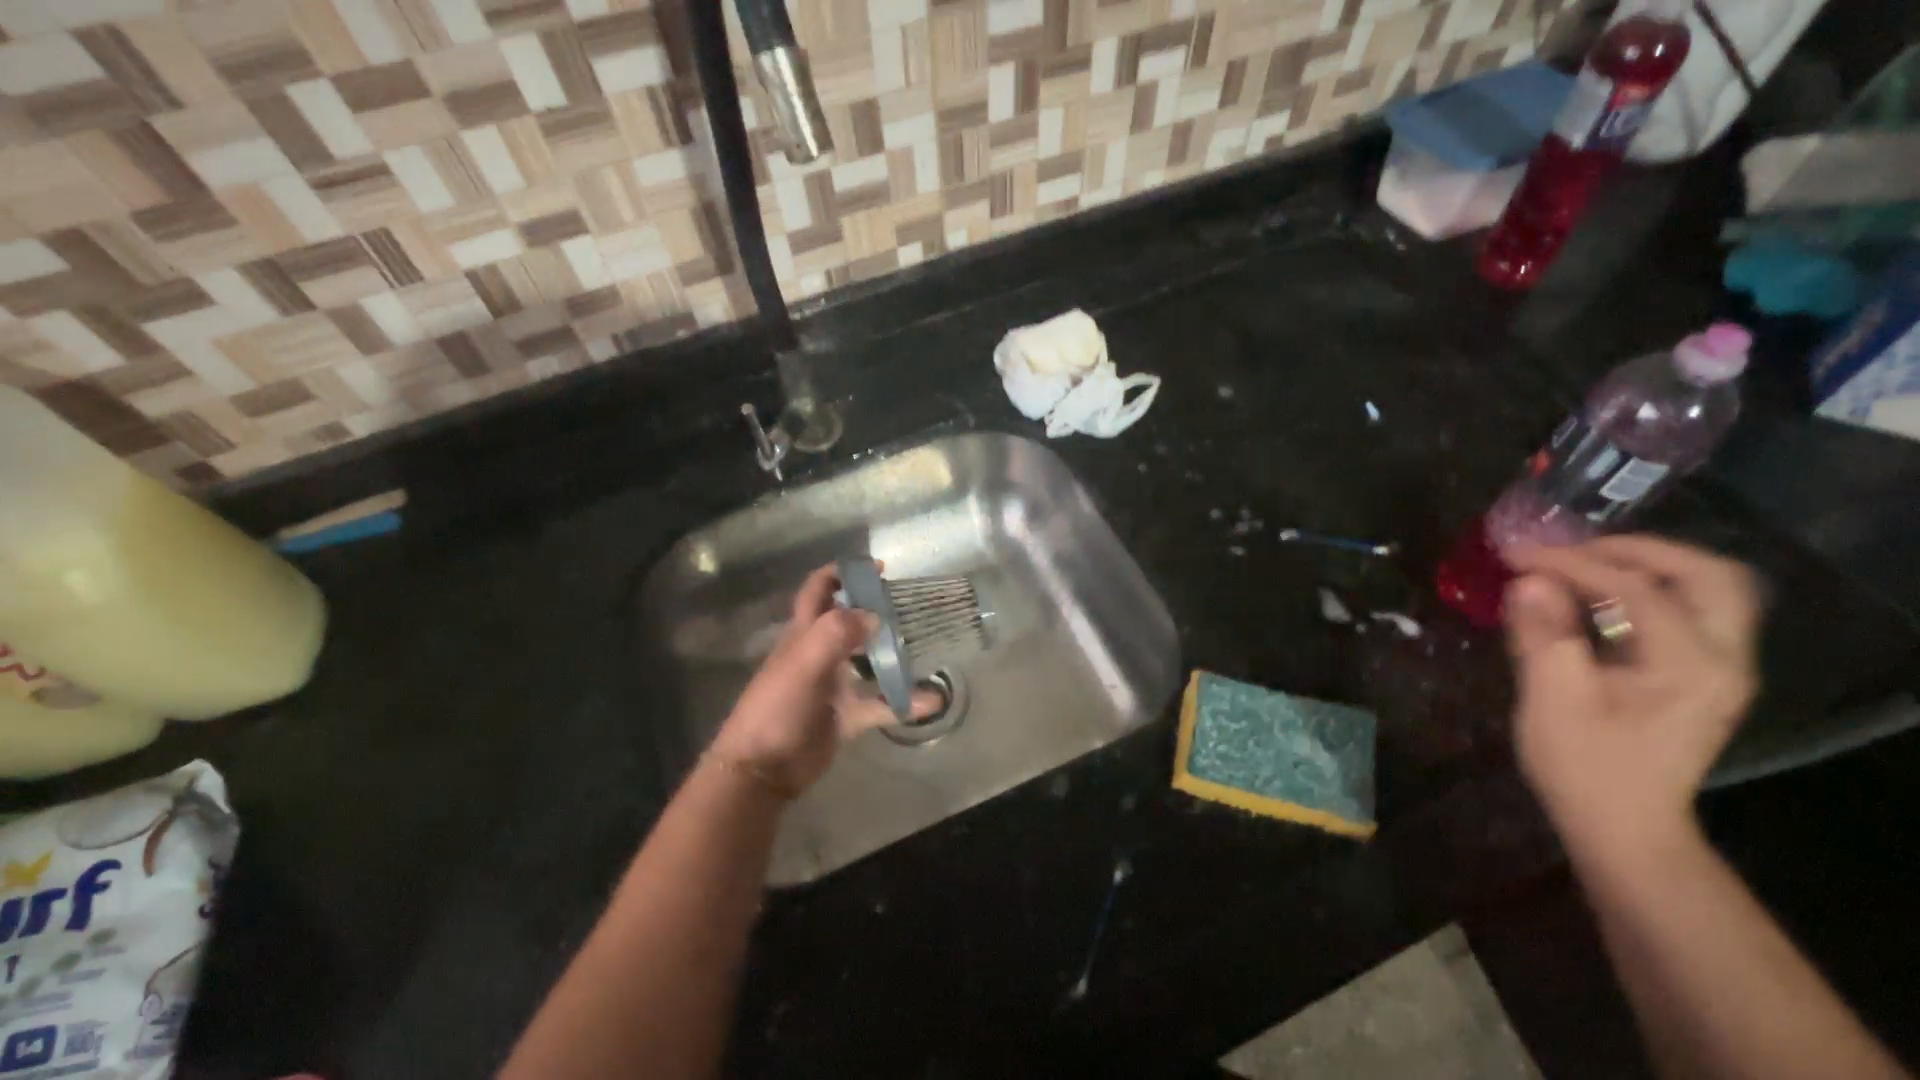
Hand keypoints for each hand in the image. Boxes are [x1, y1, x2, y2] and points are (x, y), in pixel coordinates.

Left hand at [707, 564, 933, 797]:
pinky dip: (903, 703)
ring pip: (868, 662)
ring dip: (893, 655)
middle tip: (909, 608)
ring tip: (925, 646)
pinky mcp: (844, 716)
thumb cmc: (777, 709)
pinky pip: (879, 705)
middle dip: (875, 609)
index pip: (819, 590)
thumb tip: (874, 615)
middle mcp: (818, 654)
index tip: (879, 570)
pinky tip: (930, 702)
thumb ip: (836, 634)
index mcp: (802, 634)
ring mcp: (833, 686)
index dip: (843, 573)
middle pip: (848, 621)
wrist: (762, 769)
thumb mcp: (803, 664)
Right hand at [1502, 536, 1761, 859]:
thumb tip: (1528, 579)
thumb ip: (1544, 633)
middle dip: (1636, 551)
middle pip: (1705, 574)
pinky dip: (1648, 593)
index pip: (1635, 588)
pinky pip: (1691, 613)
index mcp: (1691, 664)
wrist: (1624, 830)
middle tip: (1575, 550)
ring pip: (1707, 590)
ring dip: (1648, 569)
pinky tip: (1598, 601)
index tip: (1518, 555)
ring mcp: (1721, 669)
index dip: (1572, 564)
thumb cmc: (1586, 768)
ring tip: (1584, 568)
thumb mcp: (1552, 700)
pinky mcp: (1704, 677)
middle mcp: (1724, 658)